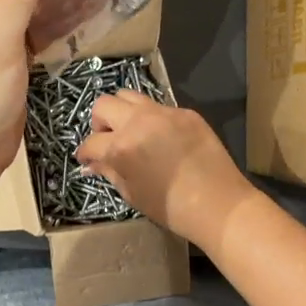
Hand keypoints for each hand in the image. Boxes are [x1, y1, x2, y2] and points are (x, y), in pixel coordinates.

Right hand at [74, 90, 261, 248]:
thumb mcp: (132, 194)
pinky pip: (159, 107)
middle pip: (104, 104)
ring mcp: (165, 113)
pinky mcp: (186, 113)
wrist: (219, 205)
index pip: (91, 142)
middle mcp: (139, 122)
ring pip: (130, 96)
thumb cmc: (171, 209)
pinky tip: (160, 139)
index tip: (87, 160)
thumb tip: (92, 164)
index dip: (85, 153)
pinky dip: (151, 119)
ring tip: (131, 132)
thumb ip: (109, 172)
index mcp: (122, 147)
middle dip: (99, 123)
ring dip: (123, 112)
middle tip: (107, 140)